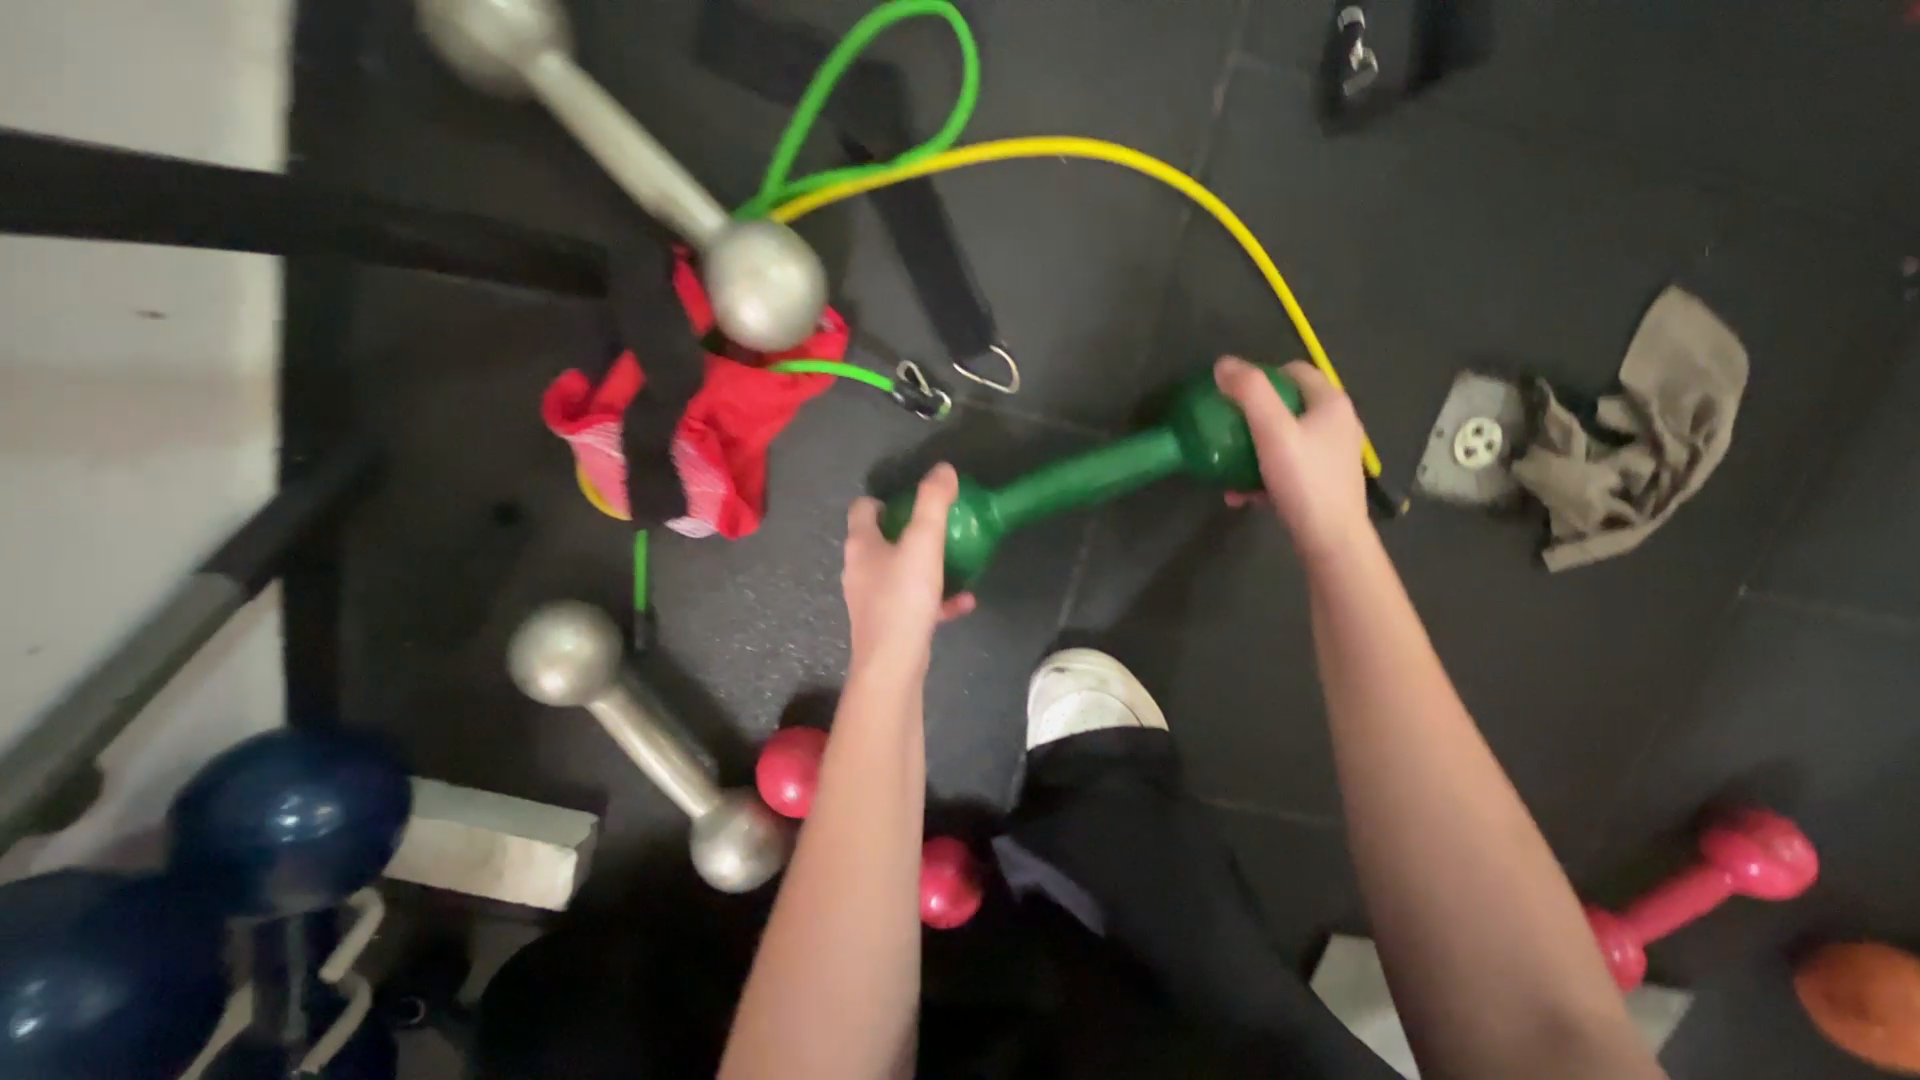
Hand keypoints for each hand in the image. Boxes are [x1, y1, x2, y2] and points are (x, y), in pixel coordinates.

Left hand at [843, 464, 975, 671]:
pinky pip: (914, 602)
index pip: (862, 508)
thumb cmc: (903, 598)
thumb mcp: (923, 543)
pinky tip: (964, 601)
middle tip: (940, 528)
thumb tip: (943, 469)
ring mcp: (871, 599)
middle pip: (880, 540)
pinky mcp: (888, 624)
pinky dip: (936, 598)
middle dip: (909, 532)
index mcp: (861, 545)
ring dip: (926, 565)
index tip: (913, 501)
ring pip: (899, 572)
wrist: (892, 664)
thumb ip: (933, 503)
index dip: (885, 500)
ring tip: (956, 562)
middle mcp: (859, 569)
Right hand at [1214, 356, 1370, 562]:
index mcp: (1331, 404)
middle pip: (1289, 407)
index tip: (1233, 394)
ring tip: (1229, 465)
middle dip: (1254, 416)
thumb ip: (1250, 393)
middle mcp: (1338, 424)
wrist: (1331, 538)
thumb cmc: (1304, 480)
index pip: (1295, 371)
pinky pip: (1288, 468)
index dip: (1262, 376)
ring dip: (1254, 449)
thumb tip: (1224, 364)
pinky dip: (1264, 475)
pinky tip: (1241, 494)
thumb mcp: (1272, 431)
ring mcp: (1333, 456)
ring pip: (1286, 440)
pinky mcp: (1324, 483)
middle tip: (1227, 428)